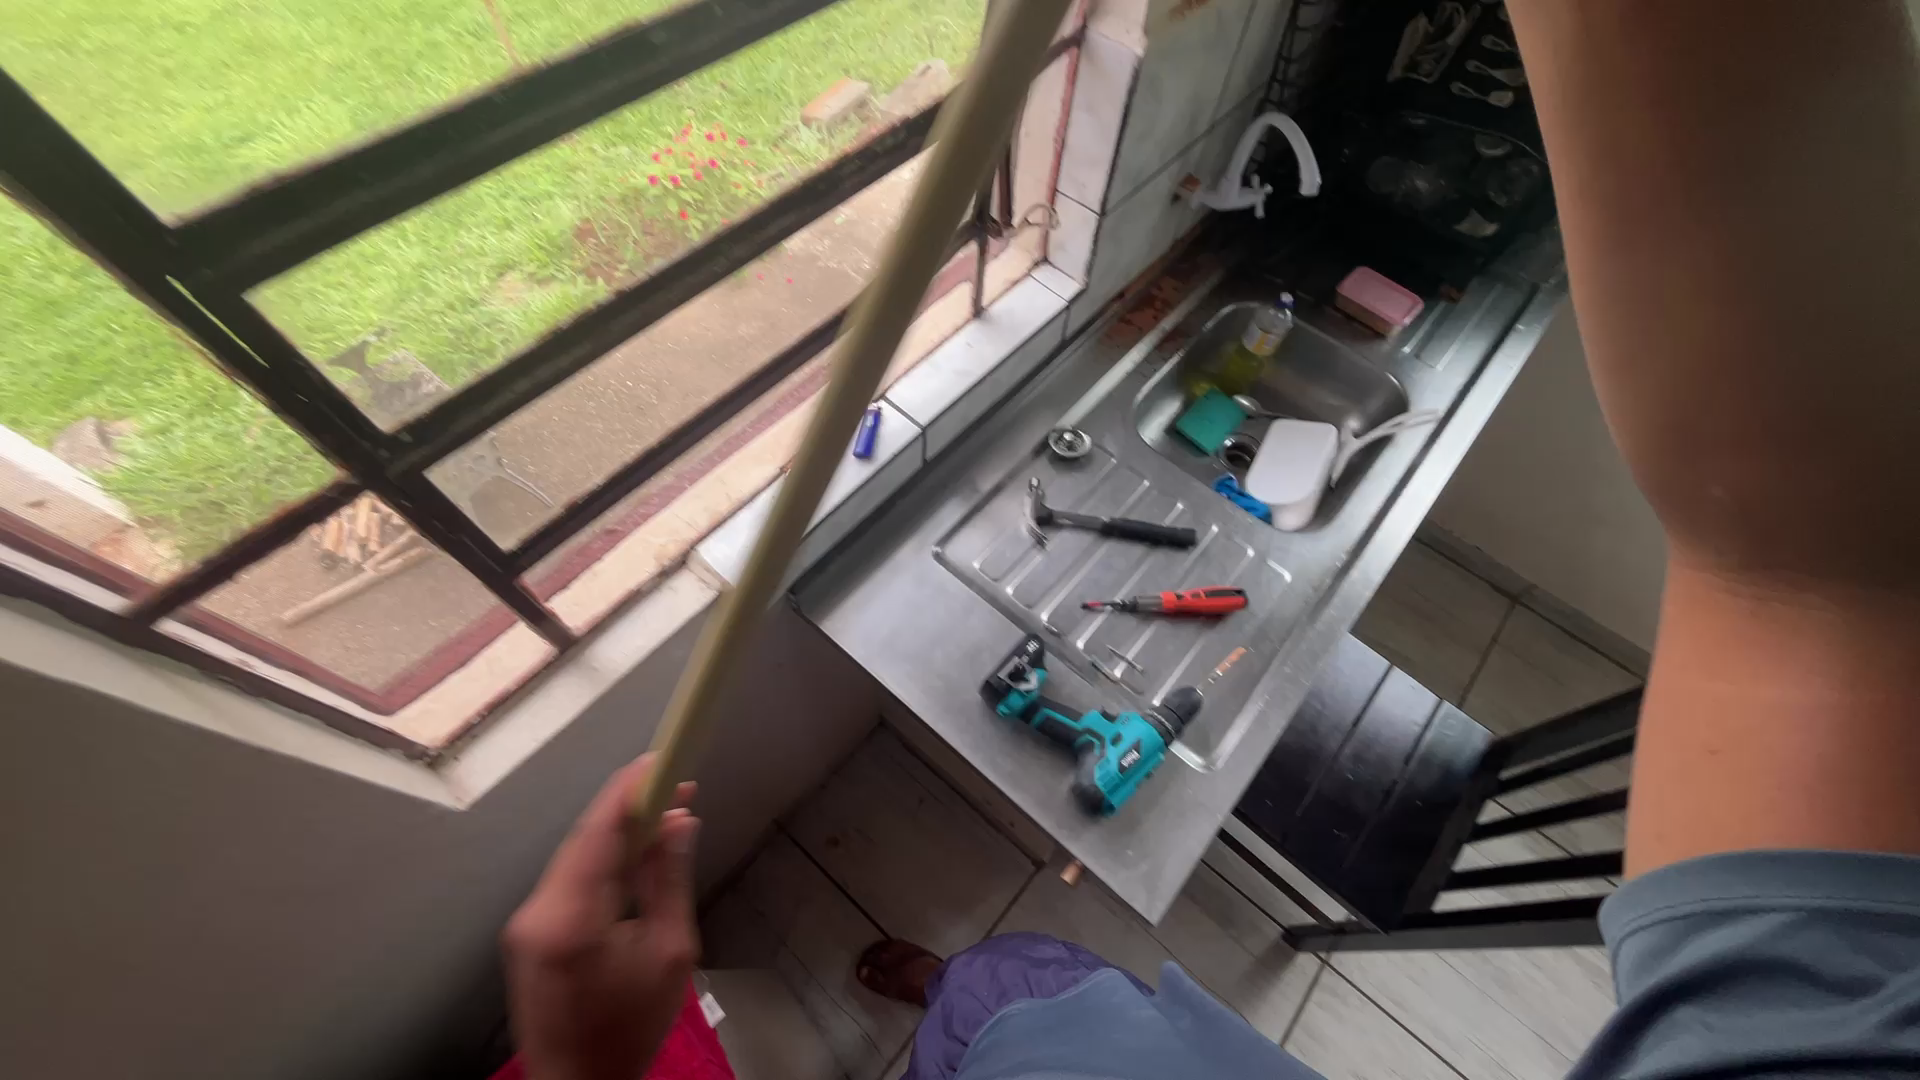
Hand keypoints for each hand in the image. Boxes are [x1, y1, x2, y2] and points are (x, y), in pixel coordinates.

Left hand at [504, 755, 700, 1079]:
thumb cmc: (632, 1026)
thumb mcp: (671, 951)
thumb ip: (671, 879)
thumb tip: (680, 821)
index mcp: (571, 918)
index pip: (599, 832)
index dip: (630, 789)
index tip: (662, 760)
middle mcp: (537, 912)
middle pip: (586, 838)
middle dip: (631, 807)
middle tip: (676, 786)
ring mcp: (527, 923)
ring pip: (578, 855)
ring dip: (620, 832)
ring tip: (665, 814)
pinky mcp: (530, 932)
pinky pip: (571, 877)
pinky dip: (605, 857)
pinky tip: (636, 853)